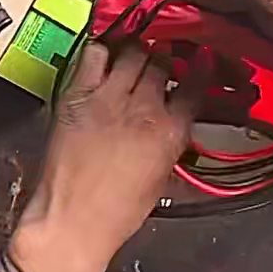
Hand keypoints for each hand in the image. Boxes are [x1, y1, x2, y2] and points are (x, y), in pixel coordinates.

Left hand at [10, 41, 206, 271]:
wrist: (73, 219)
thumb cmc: (117, 210)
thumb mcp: (162, 176)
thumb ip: (171, 140)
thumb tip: (174, 119)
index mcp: (170, 132)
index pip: (194, 86)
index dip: (199, 69)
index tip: (199, 61)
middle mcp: (142, 109)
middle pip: (161, 63)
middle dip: (164, 59)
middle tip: (161, 61)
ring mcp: (108, 98)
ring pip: (132, 53)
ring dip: (137, 52)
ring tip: (135, 57)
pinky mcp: (77, 95)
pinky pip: (93, 56)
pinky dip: (102, 52)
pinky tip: (104, 59)